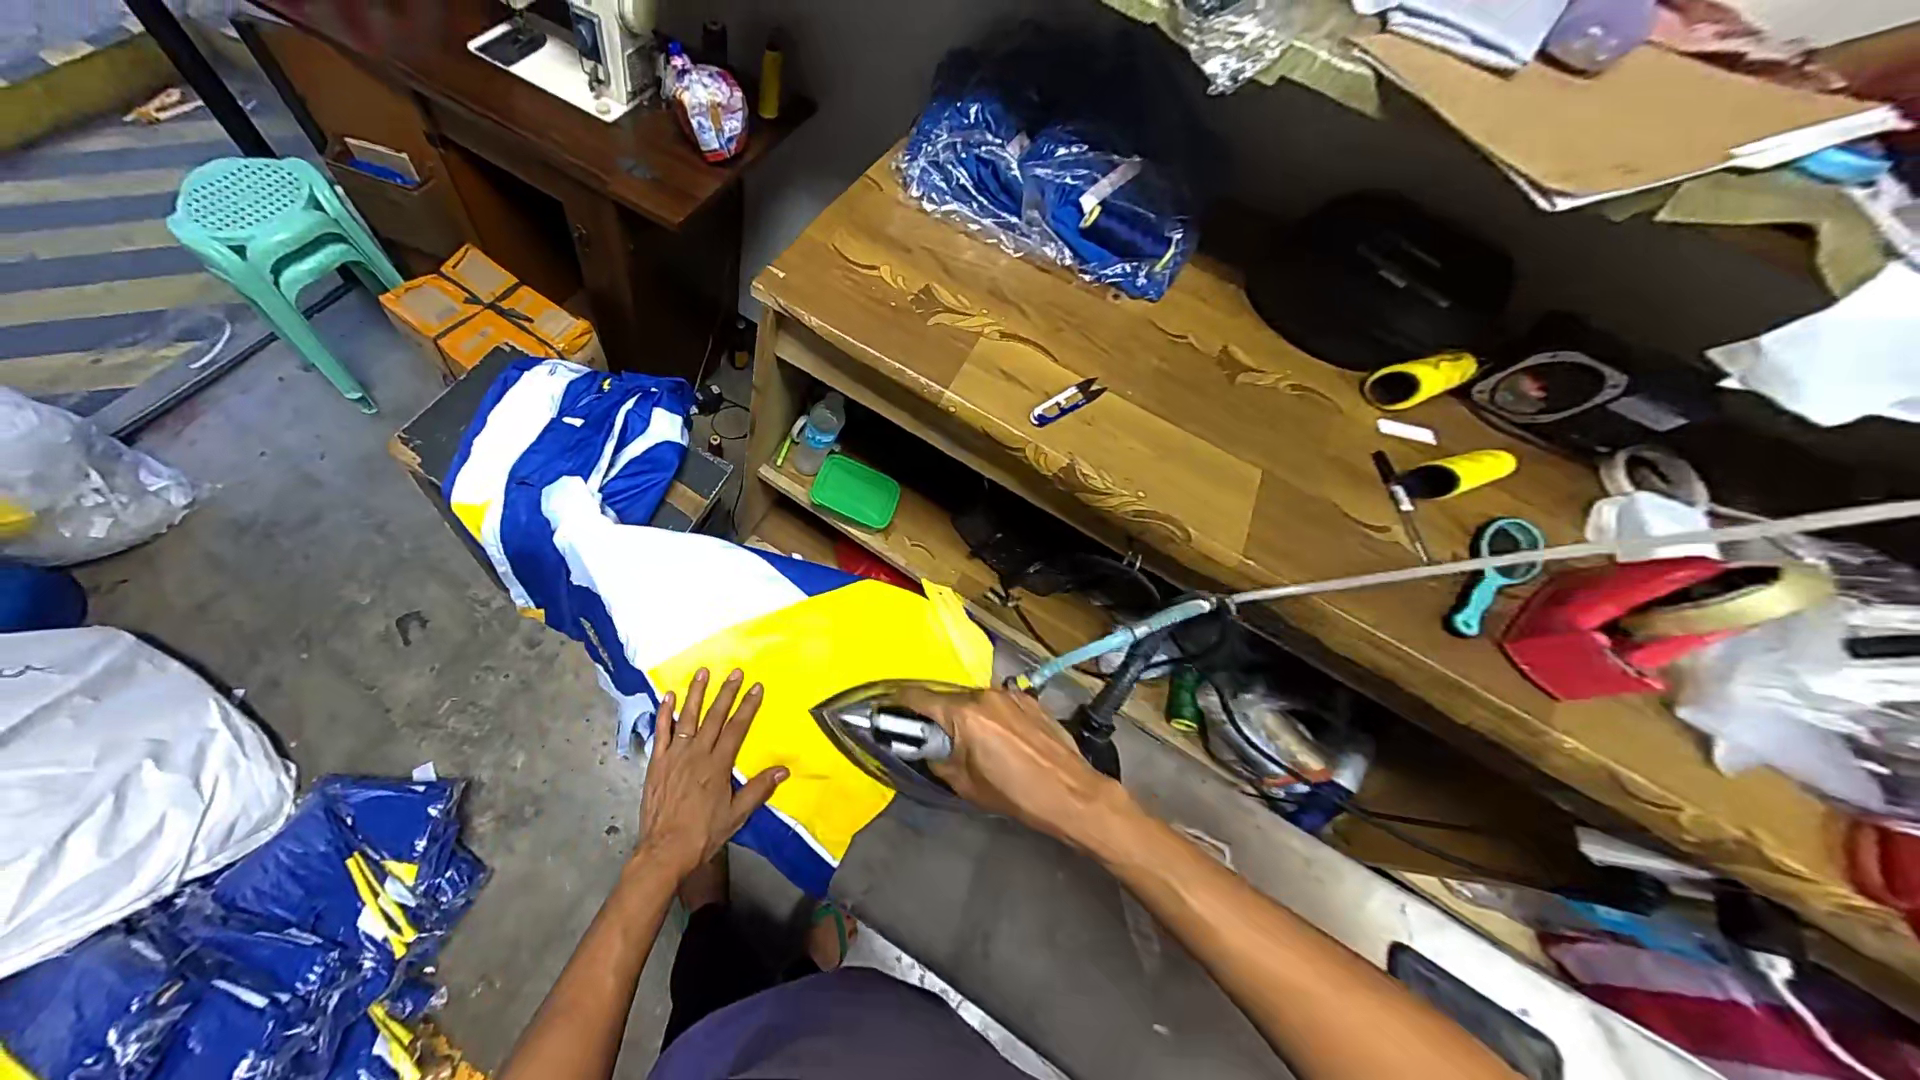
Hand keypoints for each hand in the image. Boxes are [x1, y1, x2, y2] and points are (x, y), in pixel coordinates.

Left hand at [635, 668, 786, 879]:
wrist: (664, 850)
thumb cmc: (703, 833)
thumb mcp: (737, 815)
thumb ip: (758, 789)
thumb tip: (783, 770)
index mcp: (718, 765)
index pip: (737, 728)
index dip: (748, 706)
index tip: (756, 687)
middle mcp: (697, 754)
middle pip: (714, 716)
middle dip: (726, 692)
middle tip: (735, 672)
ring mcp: (674, 756)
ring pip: (687, 718)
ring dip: (696, 693)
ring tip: (703, 672)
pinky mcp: (656, 763)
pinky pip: (661, 732)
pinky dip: (665, 713)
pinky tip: (668, 697)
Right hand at [900, 687, 1130, 847]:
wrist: (1070, 792)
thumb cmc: (1015, 794)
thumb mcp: (964, 783)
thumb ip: (938, 758)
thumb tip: (928, 747)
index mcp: (965, 713)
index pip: (919, 697)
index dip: (898, 703)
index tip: (887, 710)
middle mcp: (985, 695)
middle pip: (947, 697)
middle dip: (936, 715)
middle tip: (932, 737)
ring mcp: (1010, 694)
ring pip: (973, 699)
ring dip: (964, 715)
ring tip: (972, 742)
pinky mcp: (1028, 700)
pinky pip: (996, 702)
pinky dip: (989, 715)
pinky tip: (999, 738)